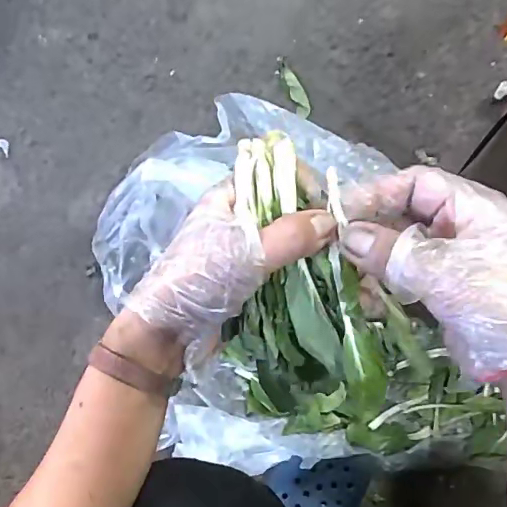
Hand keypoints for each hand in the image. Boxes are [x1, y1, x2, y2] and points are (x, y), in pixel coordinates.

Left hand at [122, 181, 336, 353]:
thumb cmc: (200, 280)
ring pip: (286, 242)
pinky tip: (321, 282)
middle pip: (283, 209)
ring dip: (309, 252)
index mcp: (228, 198)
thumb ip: (290, 234)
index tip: (327, 206)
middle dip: (311, 221)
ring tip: (336, 263)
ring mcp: (242, 253)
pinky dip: (299, 275)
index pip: (271, 173)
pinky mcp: (248, 282)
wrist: (167, 333)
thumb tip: (332, 221)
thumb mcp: (247, 251)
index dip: (301, 183)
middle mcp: (237, 221)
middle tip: (339, 240)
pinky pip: (281, 271)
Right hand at [339, 166, 506, 379]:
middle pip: (403, 217)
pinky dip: (382, 289)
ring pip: (398, 253)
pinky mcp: (440, 296)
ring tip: (346, 278)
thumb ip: (393, 251)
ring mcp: (448, 264)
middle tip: (334, 248)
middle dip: (369, 232)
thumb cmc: (499, 300)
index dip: (378, 193)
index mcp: (470, 208)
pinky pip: (402, 283)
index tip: (340, 212)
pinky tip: (364, 301)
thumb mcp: (444, 270)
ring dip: (371, 265)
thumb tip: (346, 236)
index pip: (416, 184)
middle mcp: (458, 230)